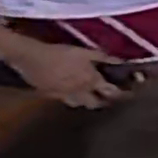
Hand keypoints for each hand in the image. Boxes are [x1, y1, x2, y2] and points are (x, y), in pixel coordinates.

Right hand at [6, 42, 130, 108]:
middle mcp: (79, 91)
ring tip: (87, 96)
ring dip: (84, 102)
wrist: (29, 55)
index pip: (111, 93)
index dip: (121, 94)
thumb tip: (122, 62)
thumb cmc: (61, 53)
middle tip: (105, 97)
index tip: (128, 94)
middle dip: (102, 102)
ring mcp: (61, 94)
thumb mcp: (87, 53)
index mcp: (92, 81)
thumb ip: (106, 58)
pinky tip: (68, 92)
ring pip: (77, 104)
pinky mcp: (45, 93)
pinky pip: (60, 100)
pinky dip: (67, 98)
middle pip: (94, 104)